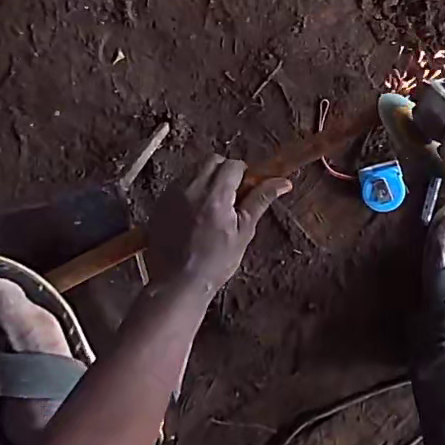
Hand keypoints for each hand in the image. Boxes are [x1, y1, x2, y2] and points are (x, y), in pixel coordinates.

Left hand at [149, 155, 290, 289]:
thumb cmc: (215, 262)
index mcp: (214, 196)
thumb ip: (260, 200)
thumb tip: (284, 182)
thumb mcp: (244, 232)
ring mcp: (172, 194)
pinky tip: (195, 212)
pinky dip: (192, 188)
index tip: (244, 193)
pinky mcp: (160, 202)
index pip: (233, 165)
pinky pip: (180, 182)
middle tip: (230, 196)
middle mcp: (190, 189)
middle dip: (225, 171)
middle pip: (212, 160)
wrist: (176, 284)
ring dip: (207, 178)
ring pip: (194, 169)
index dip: (243, 175)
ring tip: (212, 205)